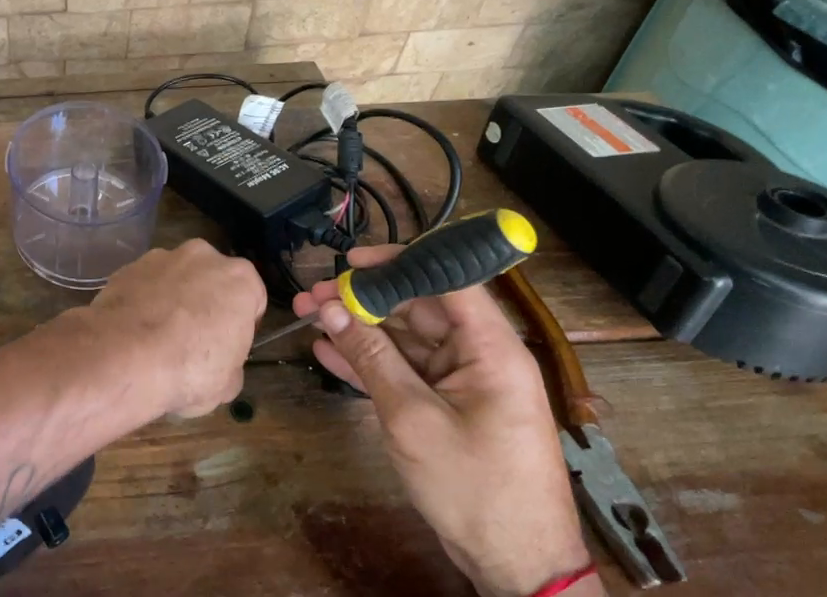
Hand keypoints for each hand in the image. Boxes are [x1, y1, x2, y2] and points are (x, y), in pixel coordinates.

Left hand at [86, 239, 265, 418]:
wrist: (125, 356)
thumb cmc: (190, 369)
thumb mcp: (228, 383)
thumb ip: (231, 363)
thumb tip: (220, 363)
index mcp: (240, 279)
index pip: (252, 298)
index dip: (242, 324)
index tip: (229, 345)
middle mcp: (203, 256)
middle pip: (211, 280)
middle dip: (206, 302)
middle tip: (194, 339)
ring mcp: (161, 257)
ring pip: (175, 278)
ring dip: (172, 298)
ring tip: (158, 336)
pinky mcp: (128, 266)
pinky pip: (144, 284)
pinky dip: (143, 300)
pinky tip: (134, 330)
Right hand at [295, 245, 592, 596]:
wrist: (518, 566)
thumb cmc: (475, 489)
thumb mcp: (412, 418)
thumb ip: (371, 357)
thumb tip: (331, 309)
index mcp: (492, 350)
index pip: (450, 279)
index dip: (400, 261)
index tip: (351, 263)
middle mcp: (481, 357)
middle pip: (419, 307)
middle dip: (364, 298)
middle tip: (313, 295)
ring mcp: (464, 382)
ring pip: (406, 337)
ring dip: (358, 328)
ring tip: (308, 316)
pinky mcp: (450, 406)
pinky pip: (406, 369)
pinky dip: (370, 361)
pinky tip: (328, 352)